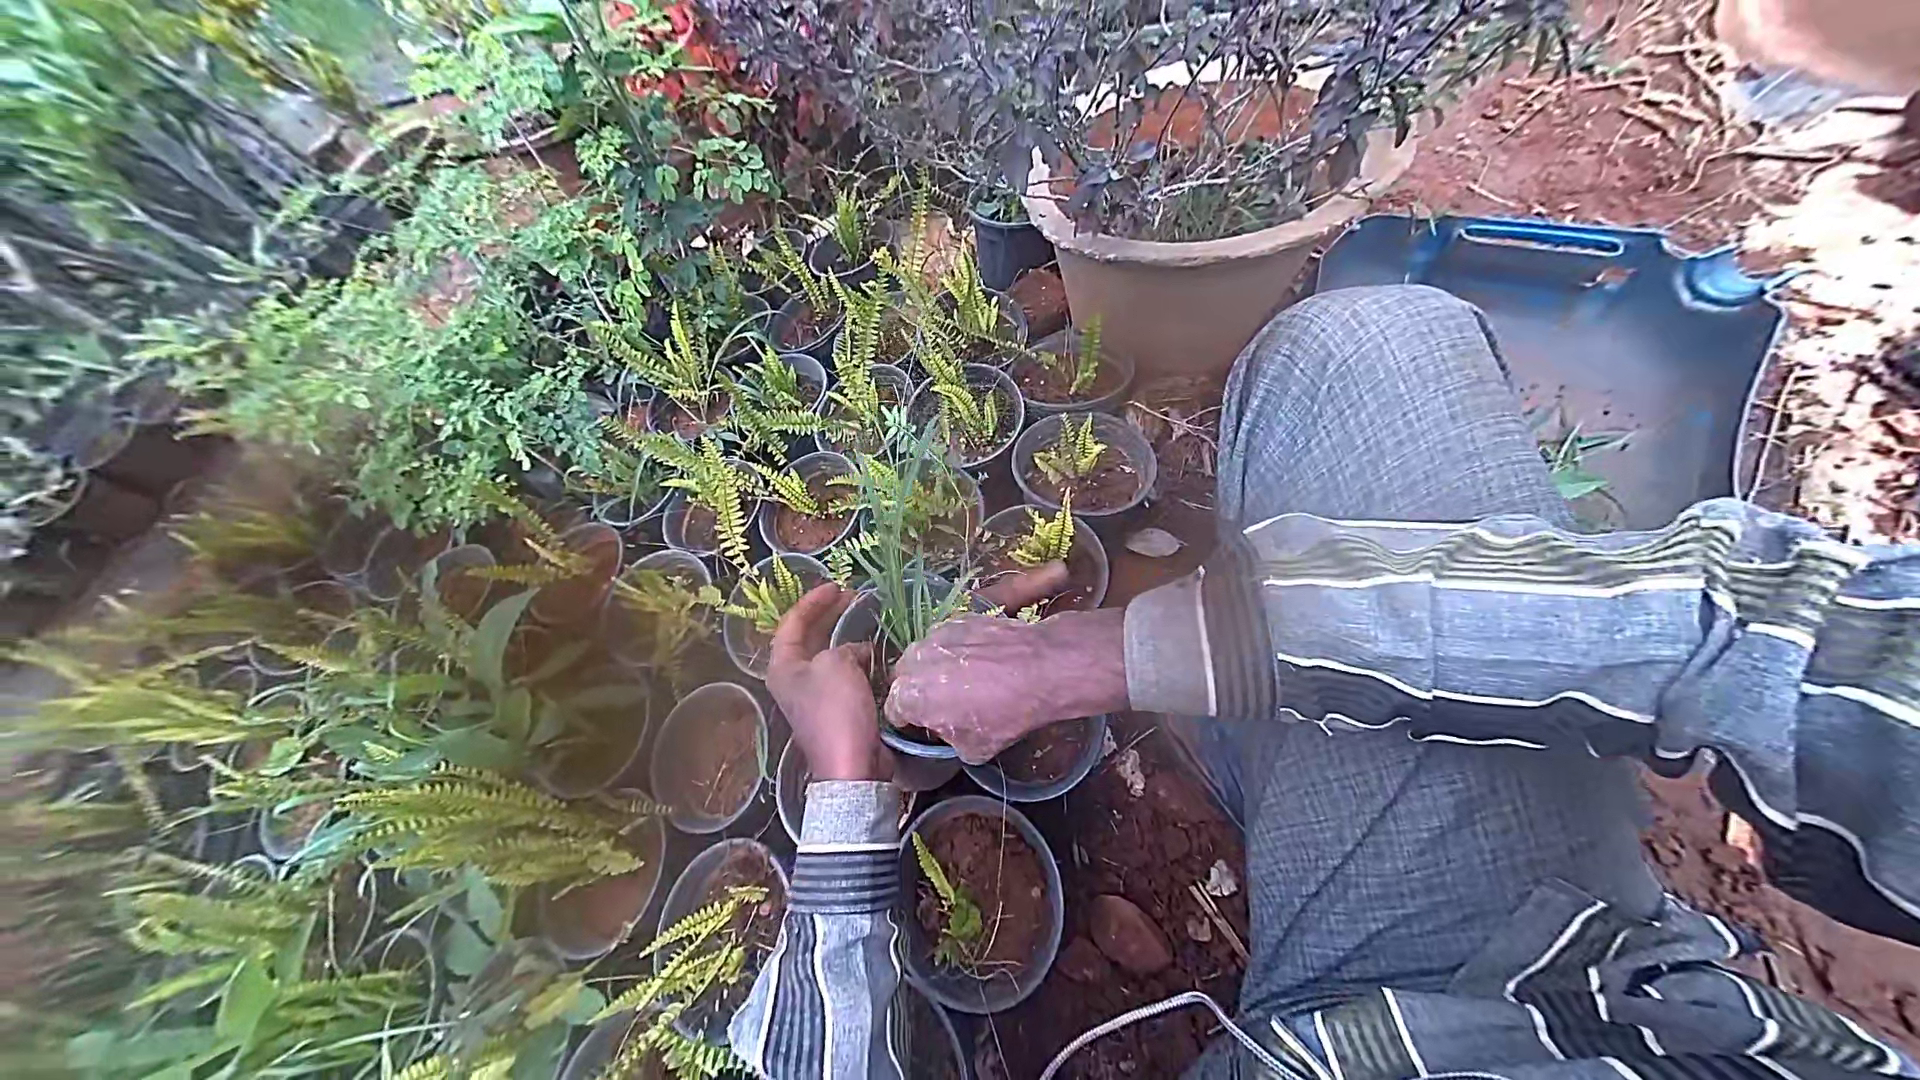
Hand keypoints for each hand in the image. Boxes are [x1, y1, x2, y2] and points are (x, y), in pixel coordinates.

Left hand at [767, 583, 890, 781]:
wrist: (851, 765)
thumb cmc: (836, 708)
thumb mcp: (836, 663)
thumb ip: (844, 646)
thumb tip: (857, 652)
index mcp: (783, 666)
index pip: (792, 622)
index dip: (813, 601)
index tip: (835, 586)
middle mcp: (794, 679)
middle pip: (810, 637)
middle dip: (831, 615)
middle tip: (854, 597)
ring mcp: (815, 695)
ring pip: (830, 655)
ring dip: (847, 638)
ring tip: (868, 622)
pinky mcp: (837, 708)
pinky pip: (846, 674)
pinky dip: (859, 660)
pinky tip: (876, 653)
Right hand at [885, 570, 1129, 763]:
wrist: (1040, 668)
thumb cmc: (1004, 714)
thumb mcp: (972, 750)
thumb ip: (946, 740)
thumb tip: (948, 732)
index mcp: (910, 696)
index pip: (893, 711)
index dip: (908, 722)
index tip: (925, 726)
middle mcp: (914, 660)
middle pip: (904, 678)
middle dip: (918, 690)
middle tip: (944, 703)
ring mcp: (935, 634)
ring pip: (924, 654)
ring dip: (935, 667)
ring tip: (965, 679)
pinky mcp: (958, 618)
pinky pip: (947, 638)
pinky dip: (956, 649)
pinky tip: (980, 660)